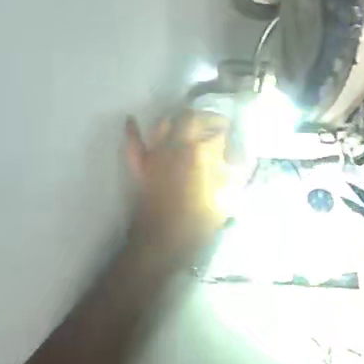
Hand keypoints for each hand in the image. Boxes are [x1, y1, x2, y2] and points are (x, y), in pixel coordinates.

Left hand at [122, 109, 232, 266]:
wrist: (158, 245)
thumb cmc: (195, 229)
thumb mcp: (223, 205)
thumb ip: (228, 181)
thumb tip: (232, 167)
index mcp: (201, 154)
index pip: (218, 134)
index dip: (228, 138)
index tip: (233, 145)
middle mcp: (176, 147)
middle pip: (191, 119)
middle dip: (206, 119)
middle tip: (215, 127)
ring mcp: (154, 155)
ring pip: (163, 125)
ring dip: (177, 121)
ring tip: (187, 127)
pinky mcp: (138, 167)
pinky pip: (132, 143)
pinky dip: (132, 131)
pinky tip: (131, 121)